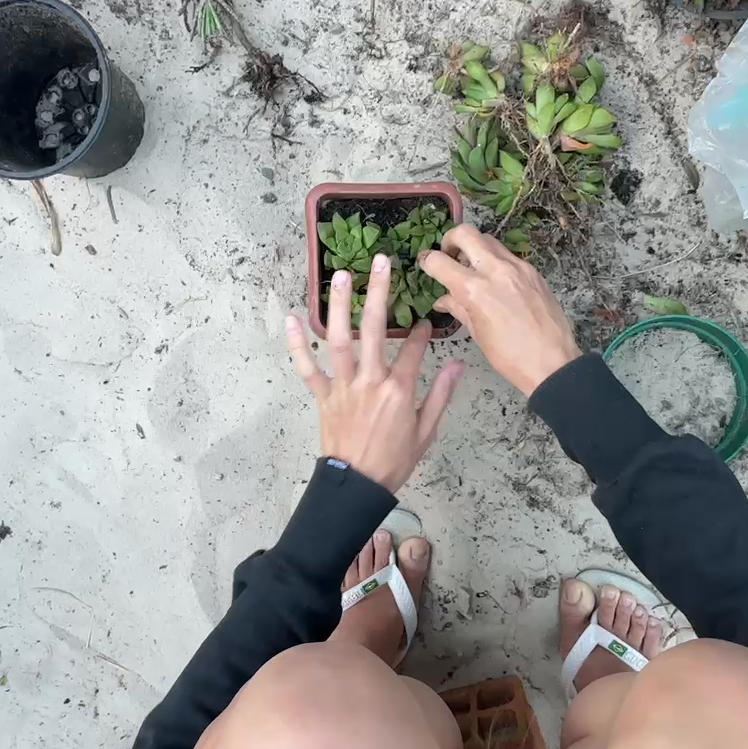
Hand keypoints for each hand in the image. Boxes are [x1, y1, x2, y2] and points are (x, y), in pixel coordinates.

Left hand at [285, 253, 463, 492]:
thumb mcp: (427, 431)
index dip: (421, 332)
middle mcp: (370, 381)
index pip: (413, 349)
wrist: (357, 487)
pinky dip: (297, 345)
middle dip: (379, 292)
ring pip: (339, 340)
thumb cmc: (395, 461)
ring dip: (339, 306)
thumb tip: (456, 364)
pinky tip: (291, 319)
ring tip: (340, 275)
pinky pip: (307, 369)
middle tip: (381, 262)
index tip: (425, 320)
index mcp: (399, 390)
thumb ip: (441, 394)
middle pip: (374, 330)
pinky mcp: (323, 397)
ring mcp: (343, 387)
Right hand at [420, 225, 581, 395]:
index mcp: (475, 290)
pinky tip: (497, 282)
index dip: (427, 261)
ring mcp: (518, 267)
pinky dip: (496, 261)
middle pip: (466, 233)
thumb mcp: (477, 333)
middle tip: (449, 255)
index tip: (425, 264)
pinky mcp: (533, 271)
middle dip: (451, 239)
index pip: (439, 261)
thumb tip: (443, 299)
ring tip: (473, 268)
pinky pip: (508, 256)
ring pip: (489, 240)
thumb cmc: (509, 356)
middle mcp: (495, 270)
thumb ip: (458, 308)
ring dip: (475, 248)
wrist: (552, 362)